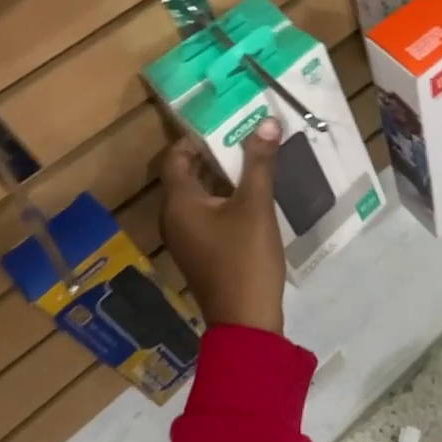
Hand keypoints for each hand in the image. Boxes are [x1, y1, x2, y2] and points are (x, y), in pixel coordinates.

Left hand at [156, 119, 287, 333]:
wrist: (246, 321)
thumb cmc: (245, 258)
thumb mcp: (256, 205)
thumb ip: (260, 162)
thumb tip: (266, 121)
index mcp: (178, 203)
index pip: (175, 157)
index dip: (196, 137)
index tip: (224, 120)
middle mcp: (175, 217)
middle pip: (188, 174)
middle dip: (215, 152)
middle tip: (245, 132)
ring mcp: (188, 237)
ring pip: (201, 194)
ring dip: (224, 175)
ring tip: (255, 155)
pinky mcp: (203, 250)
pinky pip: (210, 212)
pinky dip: (227, 197)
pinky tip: (255, 191)